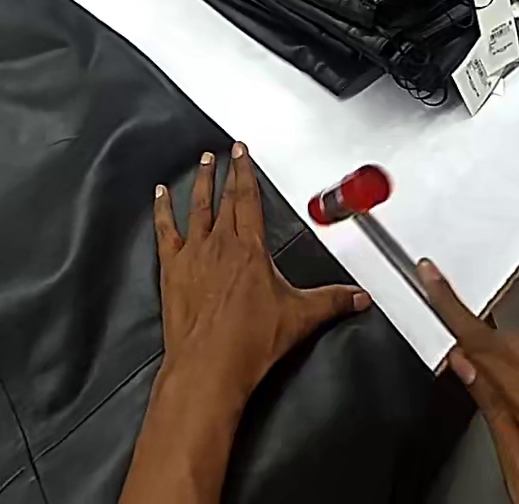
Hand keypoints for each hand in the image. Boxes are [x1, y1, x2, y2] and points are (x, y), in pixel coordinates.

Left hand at [153, 143, 369, 397]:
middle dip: (227, 172)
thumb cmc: (249, 342)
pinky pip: (165, 229)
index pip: (248, 198)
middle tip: (226, 153)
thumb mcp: (299, 318)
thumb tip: (358, 298)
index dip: (245, 171)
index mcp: (250, 248)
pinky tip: (159, 195)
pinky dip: (162, 209)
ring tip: (203, 161)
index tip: (242, 152)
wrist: (209, 366)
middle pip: (225, 198)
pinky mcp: (172, 267)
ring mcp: (194, 252)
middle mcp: (221, 242)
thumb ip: (331, 301)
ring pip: (198, 206)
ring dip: (202, 181)